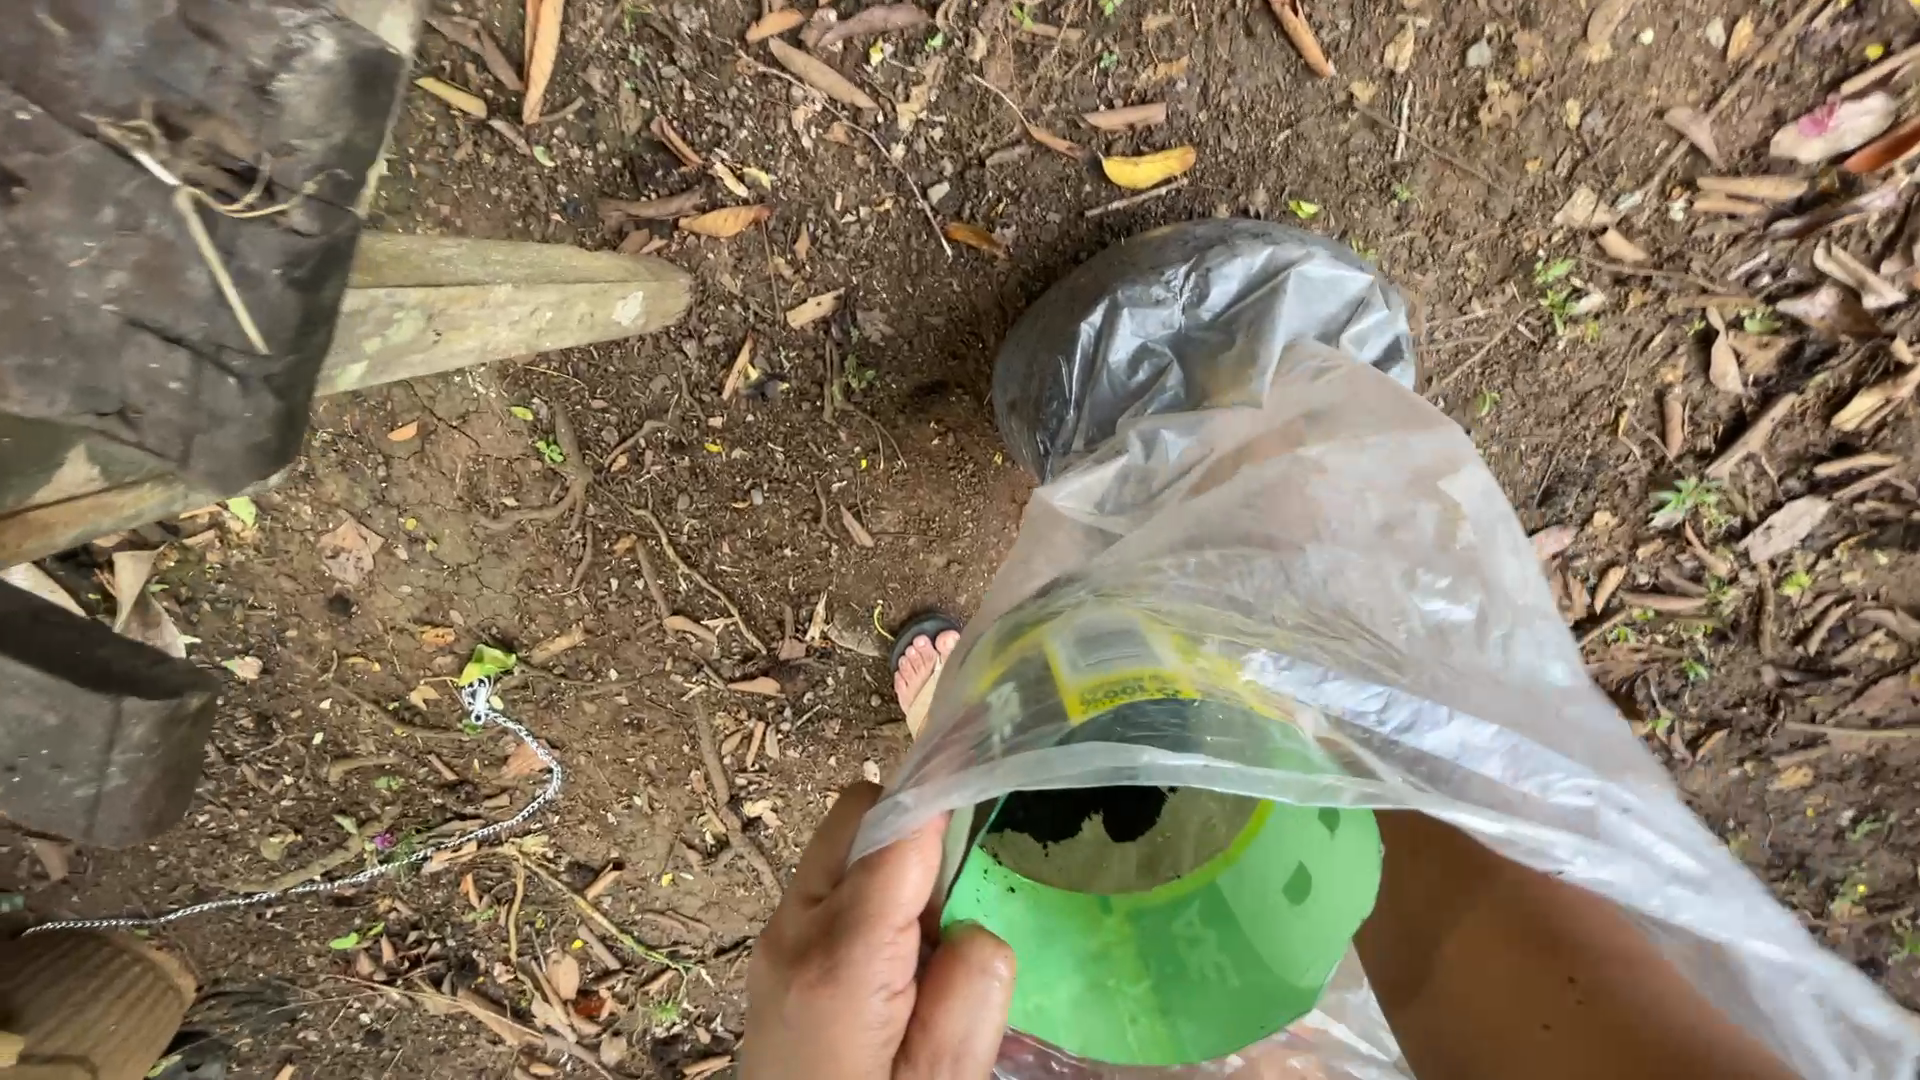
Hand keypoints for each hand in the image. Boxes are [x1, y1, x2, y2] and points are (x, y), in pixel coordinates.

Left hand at [743, 782, 1015, 1078]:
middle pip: (858, 813)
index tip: (981, 760)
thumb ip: (972, 991)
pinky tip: (886, 959)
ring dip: (889, 858)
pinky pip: (829, 878)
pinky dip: (868, 886)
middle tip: (950, 897)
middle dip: (913, 826)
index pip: (896, 831)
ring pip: (842, 840)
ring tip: (917, 943)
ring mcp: (775, 935)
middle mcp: (794, 927)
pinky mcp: (773, 948)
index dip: (943, 792)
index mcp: (840, 958)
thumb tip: (973, 923)